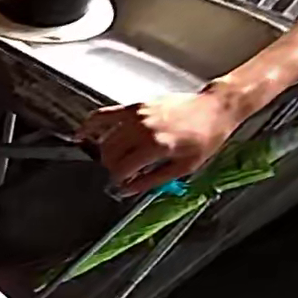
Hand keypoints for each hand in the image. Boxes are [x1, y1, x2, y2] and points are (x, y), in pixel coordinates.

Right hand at [77, 88, 244, 196]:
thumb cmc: (206, 137)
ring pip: (105, 140)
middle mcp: (143, 129)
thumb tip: (127, 190)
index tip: (121, 184)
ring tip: (114, 159)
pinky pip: (103, 116)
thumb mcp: (185, 167)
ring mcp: (136, 115)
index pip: (122, 168)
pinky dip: (90, 126)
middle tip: (121, 172)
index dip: (118, 180)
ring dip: (105, 153)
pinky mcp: (134, 106)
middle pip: (110, 155)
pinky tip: (82, 134)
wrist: (216, 107)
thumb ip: (152, 180)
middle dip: (112, 167)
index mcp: (156, 145)